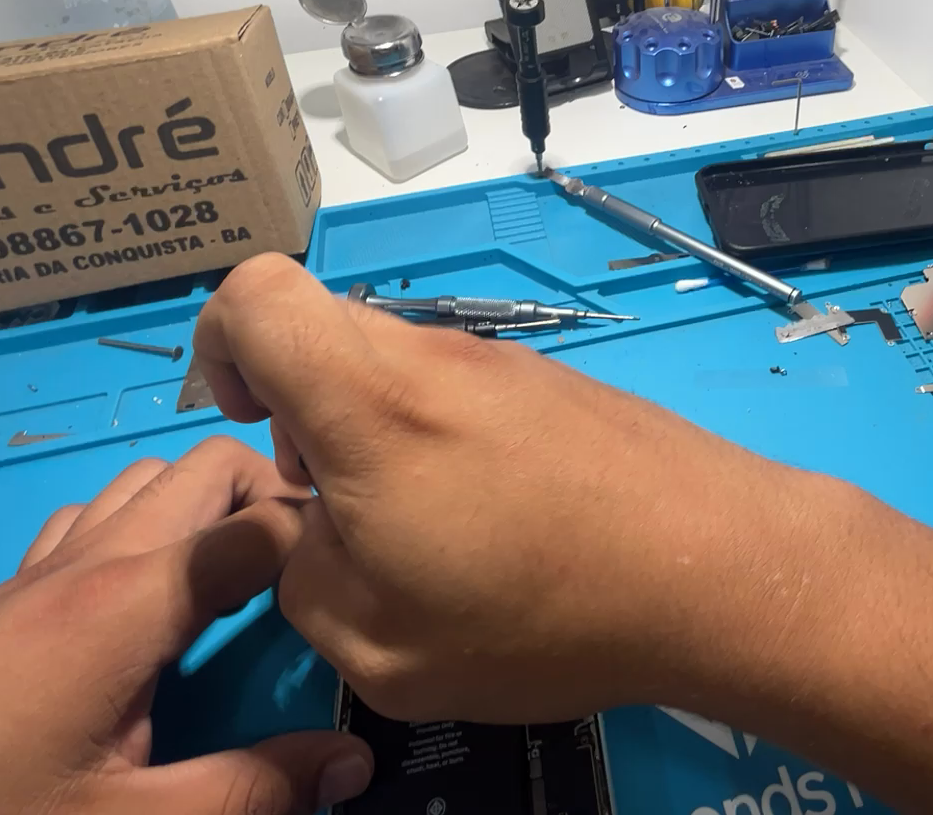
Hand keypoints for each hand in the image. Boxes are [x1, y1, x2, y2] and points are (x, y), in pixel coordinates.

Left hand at [0, 438, 371, 814]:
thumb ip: (250, 791)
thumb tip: (354, 763)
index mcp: (136, 599)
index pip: (263, 523)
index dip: (322, 536)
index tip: (351, 572)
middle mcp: (97, 556)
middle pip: (211, 464)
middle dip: (271, 493)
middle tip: (299, 564)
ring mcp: (44, 564)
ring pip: (152, 478)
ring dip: (206, 502)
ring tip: (232, 568)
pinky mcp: (8, 589)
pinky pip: (98, 514)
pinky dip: (144, 523)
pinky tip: (142, 593)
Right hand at [193, 254, 849, 723]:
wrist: (711, 562)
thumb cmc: (542, 608)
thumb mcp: (378, 641)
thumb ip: (302, 572)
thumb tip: (310, 524)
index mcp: (372, 397)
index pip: (258, 291)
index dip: (221, 343)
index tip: (251, 422)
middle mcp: (437, 354)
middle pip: (327, 334)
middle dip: (300, 412)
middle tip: (341, 504)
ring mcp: (505, 362)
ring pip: (398, 367)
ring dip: (378, 434)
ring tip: (427, 527)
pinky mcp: (553, 383)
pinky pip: (463, 391)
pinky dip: (442, 440)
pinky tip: (495, 516)